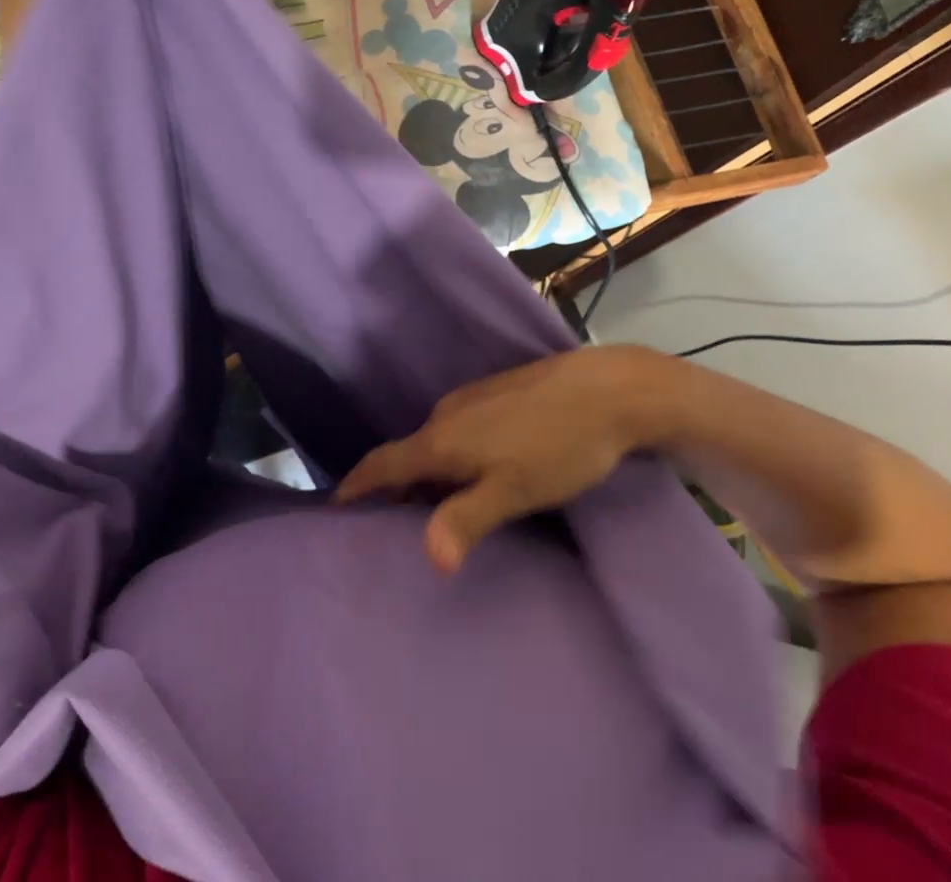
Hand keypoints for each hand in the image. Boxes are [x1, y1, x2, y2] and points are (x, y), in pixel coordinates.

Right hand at [334, 345, 680, 571]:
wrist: (614, 389)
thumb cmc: (561, 447)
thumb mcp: (513, 492)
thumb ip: (465, 521)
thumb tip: (430, 560)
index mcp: (441, 441)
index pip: (382, 464)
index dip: (357, 485)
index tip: (336, 504)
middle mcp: (446, 414)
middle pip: (408, 454)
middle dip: (396, 486)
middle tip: (391, 520)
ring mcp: (472, 398)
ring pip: (435, 441)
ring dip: (427, 471)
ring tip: (435, 502)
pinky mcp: (497, 391)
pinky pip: (457, 428)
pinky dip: (452, 454)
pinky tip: (477, 470)